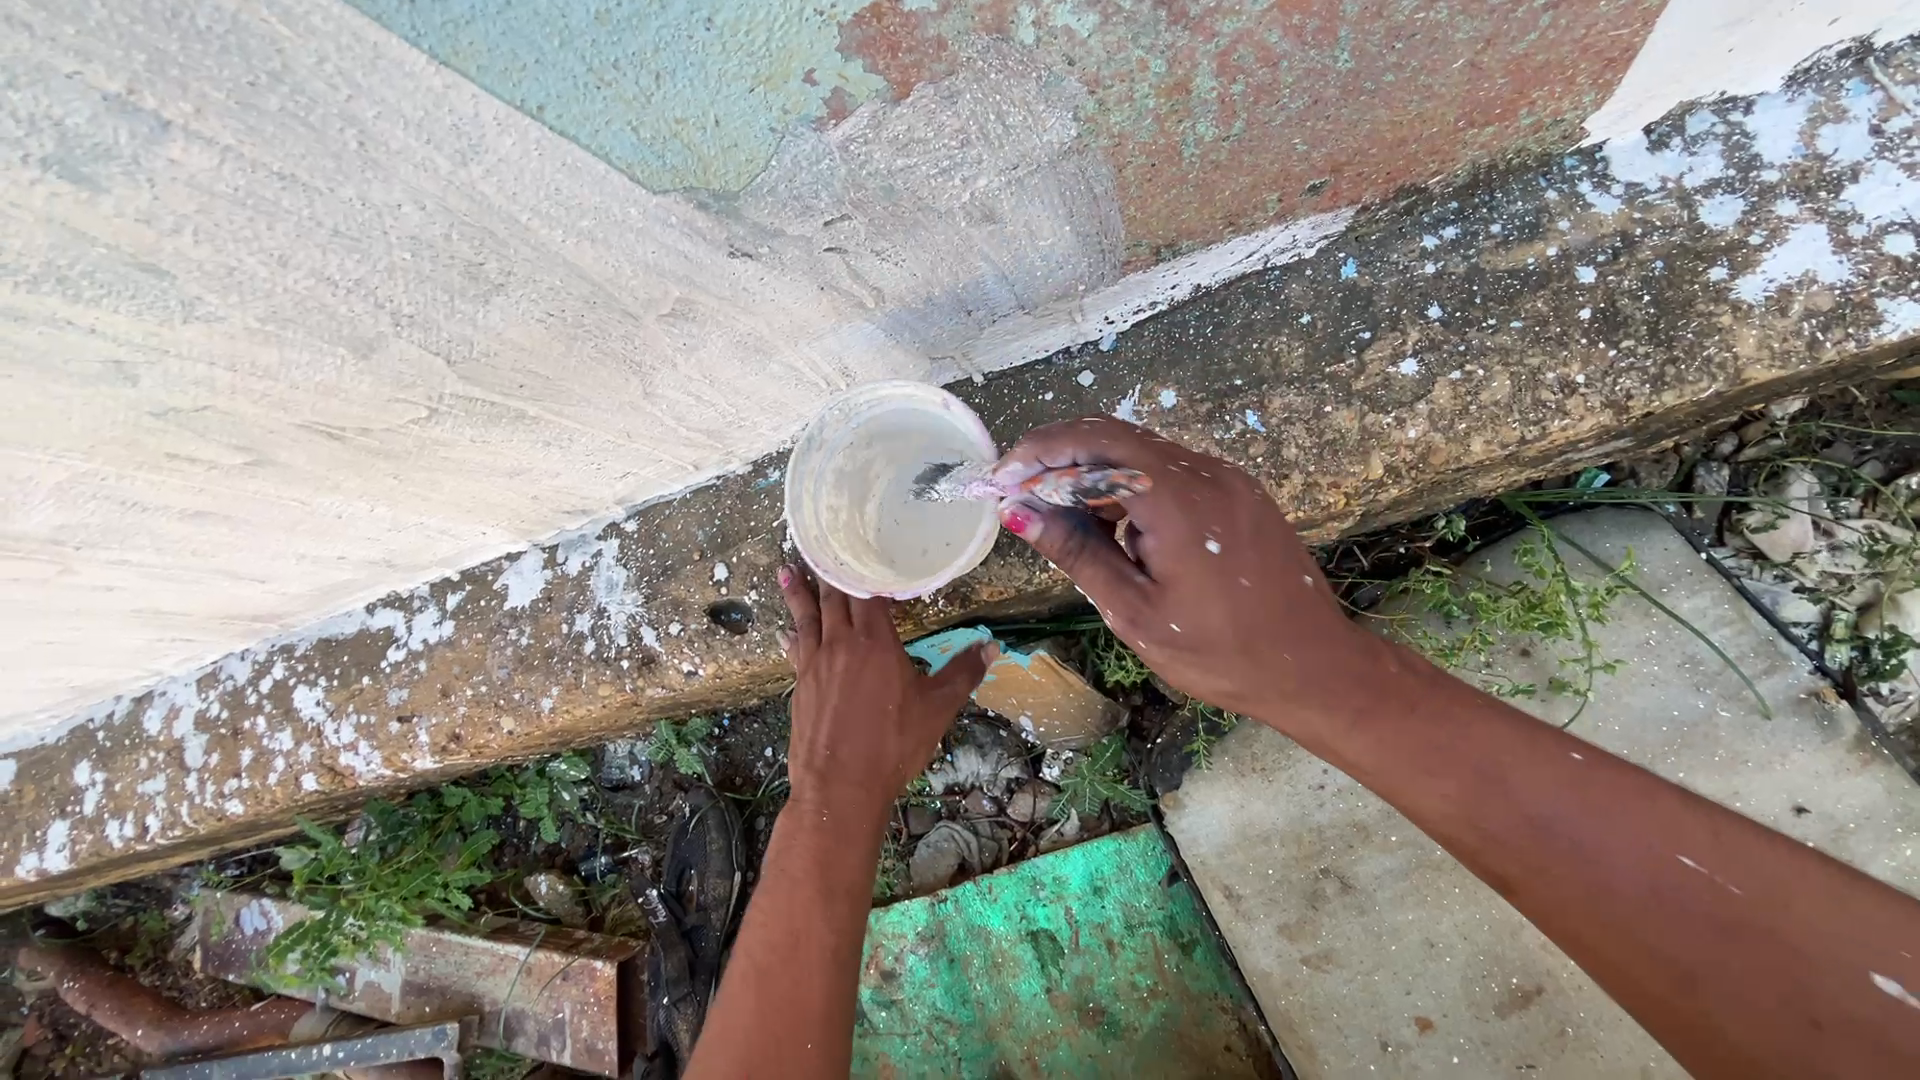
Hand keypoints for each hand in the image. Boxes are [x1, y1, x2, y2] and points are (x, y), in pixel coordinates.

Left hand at [775, 565, 991, 828]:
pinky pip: (796, 648)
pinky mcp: (800, 685)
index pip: (870, 591)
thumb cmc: (893, 745)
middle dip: (833, 570)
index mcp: (876, 642)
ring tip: (787, 569)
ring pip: (808, 617)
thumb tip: (991, 646)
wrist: (840, 787)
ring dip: (799, 592)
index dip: (870, 570)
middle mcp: (841, 643)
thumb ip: (963, 673)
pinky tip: (787, 632)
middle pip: (835, 596)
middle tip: (823, 544)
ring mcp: (816, 664)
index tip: (869, 548)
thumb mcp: (937, 709)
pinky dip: (793, 634)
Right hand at [994, 417, 1376, 729]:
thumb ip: (1076, 552)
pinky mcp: (1239, 493)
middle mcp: (1206, 473)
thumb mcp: (1134, 610)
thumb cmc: (1219, 653)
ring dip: (1094, 472)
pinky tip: (1111, 522)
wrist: (1313, 667)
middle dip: (1060, 457)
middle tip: (1019, 490)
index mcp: (1177, 500)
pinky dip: (1129, 486)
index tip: (1001, 477)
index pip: (1095, 443)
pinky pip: (1171, 472)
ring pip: (1143, 453)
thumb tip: (1019, 511)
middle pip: (1117, 438)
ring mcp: (1228, 479)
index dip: (1039, 452)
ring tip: (1058, 513)